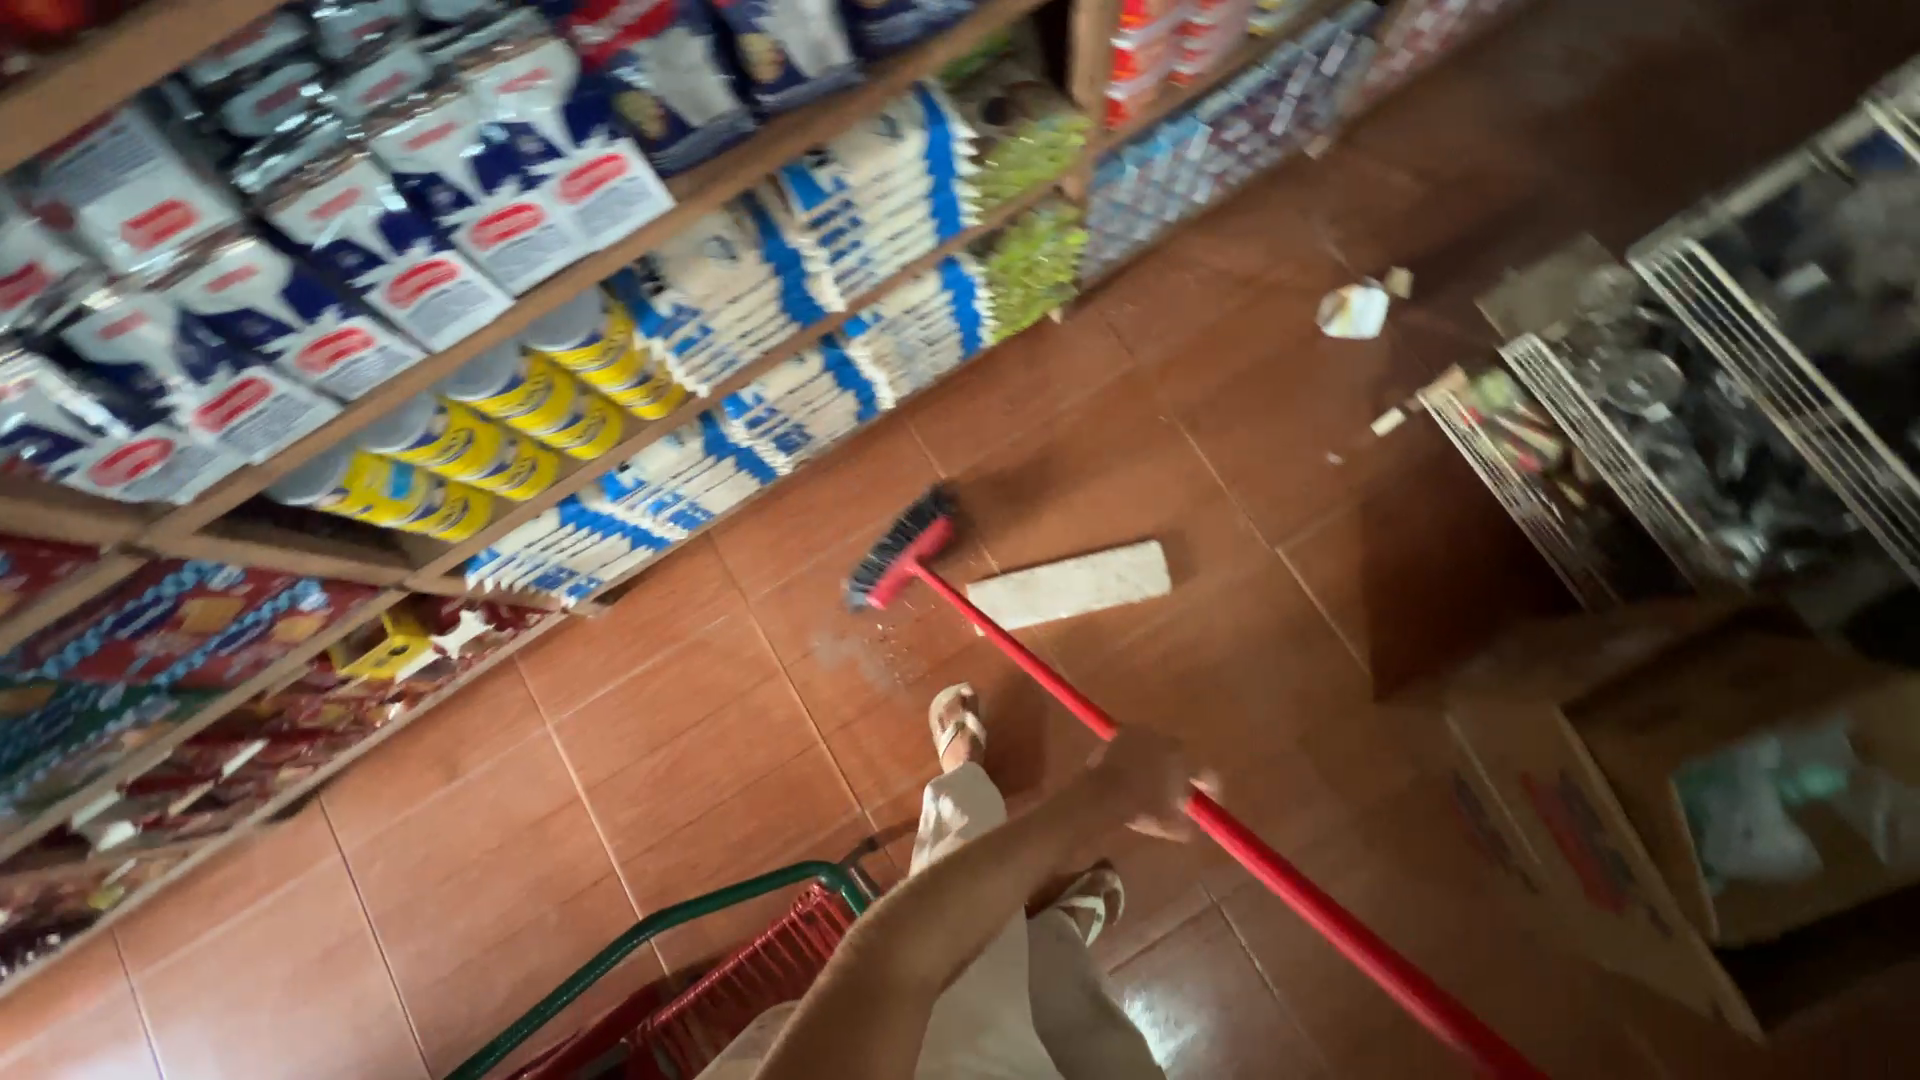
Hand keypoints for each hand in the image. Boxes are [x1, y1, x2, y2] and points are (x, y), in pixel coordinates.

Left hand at [1085, 728, 1209, 840]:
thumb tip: (1193, 824)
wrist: (1100, 794)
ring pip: (1160, 748)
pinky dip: (1138, 754)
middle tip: (1175, 790)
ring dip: (1159, 761)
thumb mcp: (1170, 826)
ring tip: (1149, 779)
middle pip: (1184, 757)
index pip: (1209, 774)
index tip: (1208, 801)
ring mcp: (1145, 733)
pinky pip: (1139, 742)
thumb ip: (1188, 825)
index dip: (1211, 789)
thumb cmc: (1139, 810)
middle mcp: (1169, 742)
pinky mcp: (1124, 730)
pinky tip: (1130, 768)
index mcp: (1185, 763)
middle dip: (1182, 772)